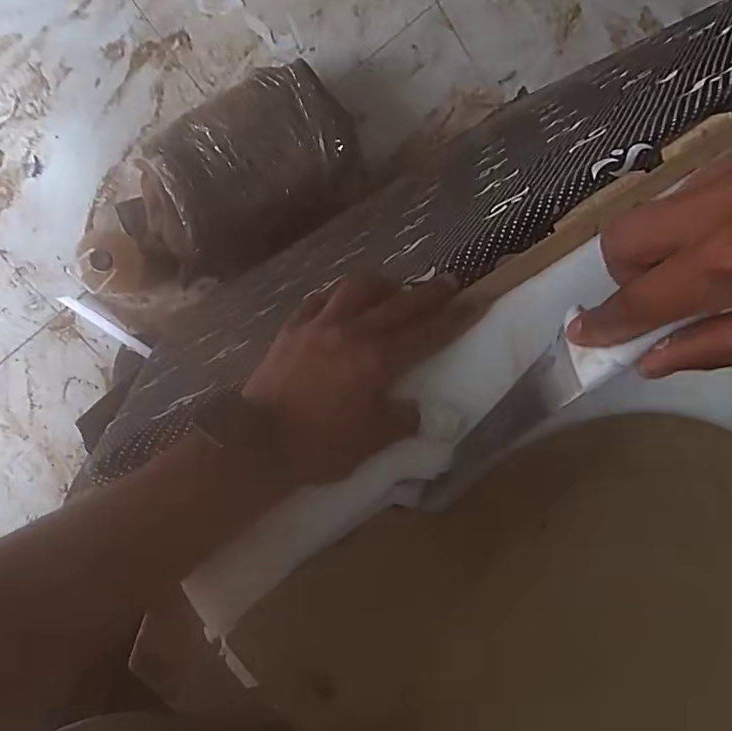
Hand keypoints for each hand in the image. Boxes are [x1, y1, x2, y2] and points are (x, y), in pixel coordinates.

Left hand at [243, 273, 482, 483]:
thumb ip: (402, 420)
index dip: (455, 318)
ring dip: (381, 284)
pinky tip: (341, 303)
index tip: (474, 302)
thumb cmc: (320, 447)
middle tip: (448, 283)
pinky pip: (319, 300)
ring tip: (391, 289)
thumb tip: (418, 410)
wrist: (257, 443)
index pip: (427, 333)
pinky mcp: (291, 329)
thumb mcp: (372, 441)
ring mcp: (318, 326)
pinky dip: (337, 297)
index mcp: (378, 361)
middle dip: (428, 293)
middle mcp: (352, 332)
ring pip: (356, 288)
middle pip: (399, 303)